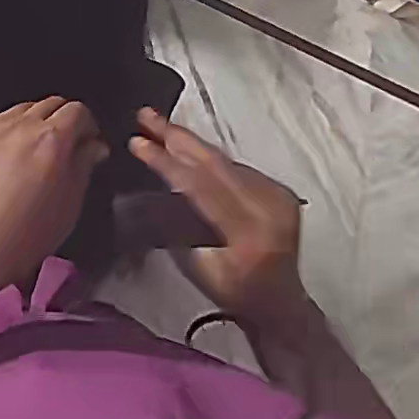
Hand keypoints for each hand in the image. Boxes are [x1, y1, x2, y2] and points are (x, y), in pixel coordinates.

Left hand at [0, 98, 108, 297]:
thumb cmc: (18, 238)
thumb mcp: (68, 207)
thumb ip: (84, 167)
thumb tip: (92, 148)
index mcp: (51, 140)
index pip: (78, 111)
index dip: (88, 126)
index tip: (89, 141)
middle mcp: (21, 126)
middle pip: (52, 103)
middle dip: (64, 120)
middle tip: (67, 147)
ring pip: (24, 110)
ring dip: (36, 123)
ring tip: (36, 156)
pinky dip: (10, 132)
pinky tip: (9, 162)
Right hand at [129, 108, 307, 327]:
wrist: (281, 303)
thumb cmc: (233, 291)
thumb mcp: (197, 267)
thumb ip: (178, 225)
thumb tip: (155, 182)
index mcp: (246, 235)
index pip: (198, 186)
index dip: (165, 161)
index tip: (137, 142)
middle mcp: (268, 210)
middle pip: (214, 162)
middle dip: (175, 135)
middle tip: (146, 115)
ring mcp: (278, 197)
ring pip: (223, 159)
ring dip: (188, 141)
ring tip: (158, 123)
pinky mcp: (280, 190)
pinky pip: (235, 164)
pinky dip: (207, 154)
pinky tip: (185, 144)